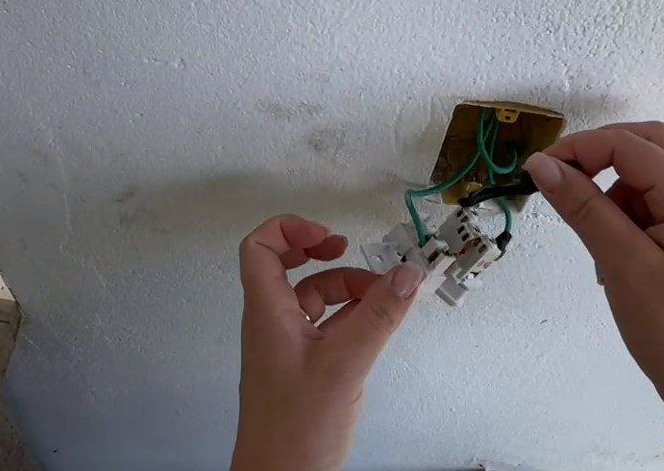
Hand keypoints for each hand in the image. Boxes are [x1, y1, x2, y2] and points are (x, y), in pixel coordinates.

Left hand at [230, 214, 424, 470]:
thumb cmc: (293, 434)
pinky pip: (325, 322)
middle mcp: (272, 321)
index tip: (326, 234)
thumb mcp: (344, 366)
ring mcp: (286, 342)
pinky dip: (349, 314)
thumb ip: (377, 317)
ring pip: (313, 295)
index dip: (288, 229)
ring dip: (346, 287)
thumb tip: (405, 275)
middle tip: (344, 246)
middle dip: (316, 249)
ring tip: (381, 295)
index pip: (258, 248)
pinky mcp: (302, 363)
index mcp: (267, 312)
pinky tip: (373, 322)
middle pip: (284, 264)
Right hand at [526, 124, 663, 470]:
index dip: (579, 149)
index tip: (539, 171)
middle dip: (602, 154)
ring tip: (597, 244)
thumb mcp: (623, 267)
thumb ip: (582, 207)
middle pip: (651, 145)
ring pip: (656, 177)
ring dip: (617, 191)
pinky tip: (618, 260)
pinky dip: (632, 217)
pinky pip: (663, 208)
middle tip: (563, 179)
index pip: (630, 145)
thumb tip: (542, 164)